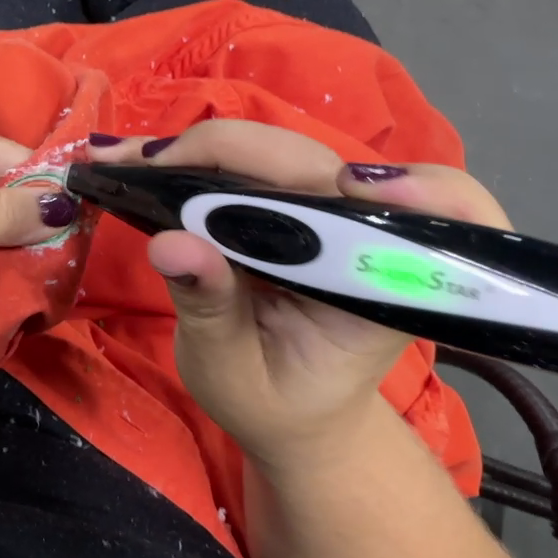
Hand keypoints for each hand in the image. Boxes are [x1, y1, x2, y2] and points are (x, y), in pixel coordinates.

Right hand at [89, 121, 510, 463]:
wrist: (290, 410)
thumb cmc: (274, 403)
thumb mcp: (233, 374)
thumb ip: (210, 311)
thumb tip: (171, 243)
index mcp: (381, 290)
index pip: (431, 223)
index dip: (412, 190)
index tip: (350, 186)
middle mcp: (361, 240)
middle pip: (319, 166)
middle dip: (232, 150)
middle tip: (146, 166)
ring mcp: (322, 217)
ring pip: (280, 153)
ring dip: (204, 147)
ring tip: (127, 158)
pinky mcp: (286, 207)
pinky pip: (253, 165)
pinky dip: (196, 155)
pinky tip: (141, 158)